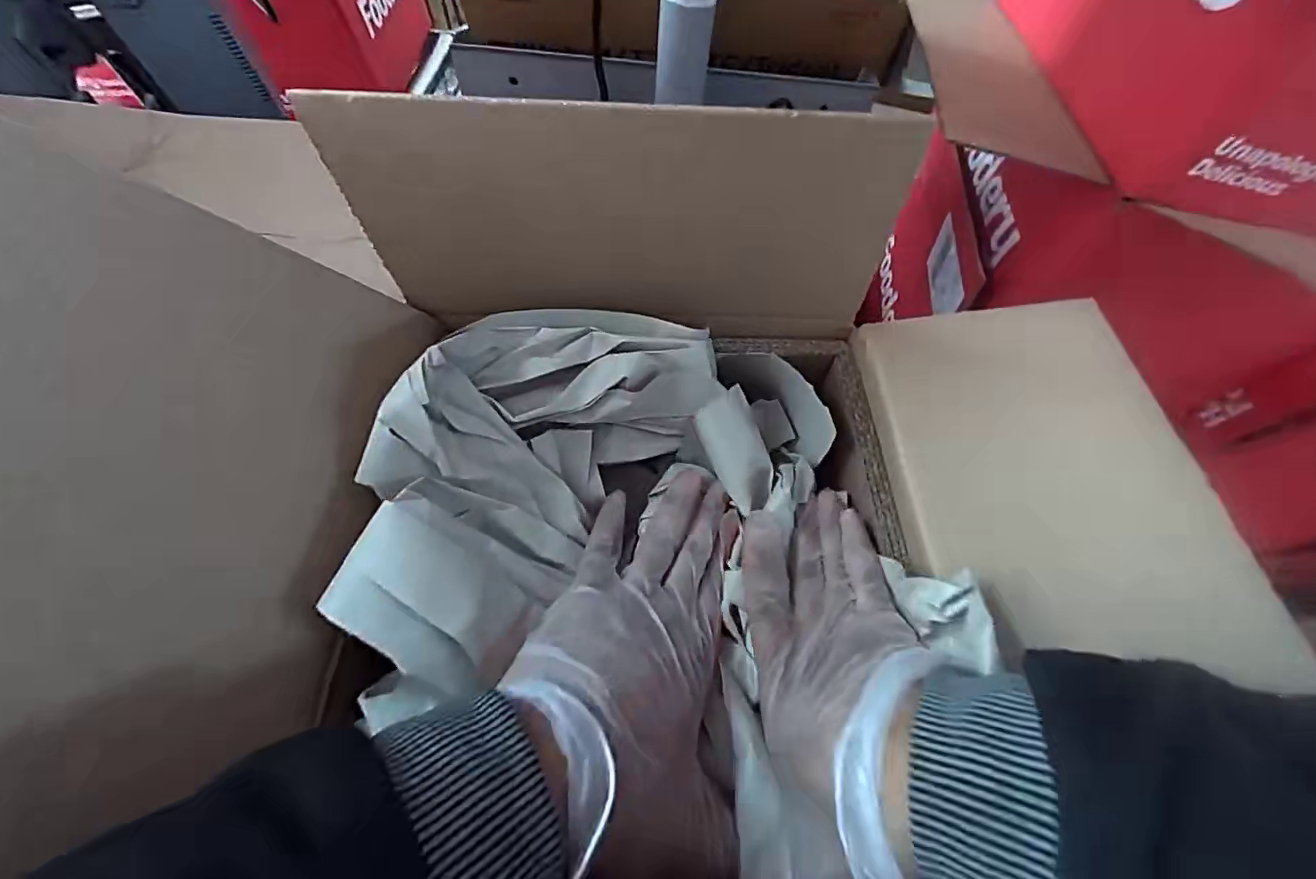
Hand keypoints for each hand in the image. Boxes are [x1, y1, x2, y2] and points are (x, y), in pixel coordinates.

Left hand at [502, 469, 738, 877]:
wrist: (559, 765)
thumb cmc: (628, 786)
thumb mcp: (691, 823)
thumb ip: (725, 828)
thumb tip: (756, 858)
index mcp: (697, 653)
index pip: (720, 590)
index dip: (730, 552)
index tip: (741, 519)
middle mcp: (666, 614)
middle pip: (693, 554)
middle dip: (706, 516)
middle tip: (718, 481)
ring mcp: (624, 598)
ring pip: (658, 540)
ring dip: (673, 507)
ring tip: (687, 475)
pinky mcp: (583, 595)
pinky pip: (600, 548)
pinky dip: (609, 522)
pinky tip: (617, 498)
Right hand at [745, 490, 929, 875]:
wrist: (876, 754)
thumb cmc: (824, 761)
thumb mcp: (783, 743)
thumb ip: (776, 710)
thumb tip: (768, 709)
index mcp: (777, 661)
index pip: (762, 598)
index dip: (758, 558)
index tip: (756, 523)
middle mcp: (806, 629)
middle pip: (799, 572)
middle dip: (797, 536)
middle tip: (795, 501)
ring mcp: (842, 617)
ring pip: (830, 563)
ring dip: (826, 530)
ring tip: (823, 498)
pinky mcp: (879, 615)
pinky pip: (864, 568)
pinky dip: (856, 541)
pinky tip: (852, 517)